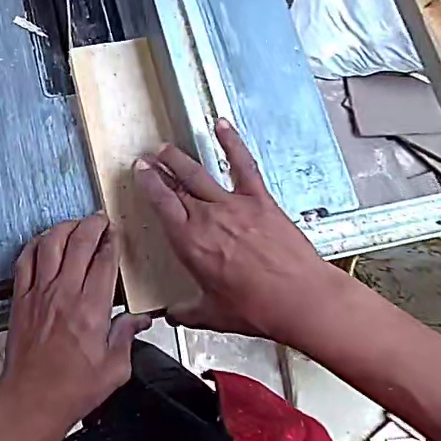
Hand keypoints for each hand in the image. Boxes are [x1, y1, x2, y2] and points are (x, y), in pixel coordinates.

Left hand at [0, 215, 145, 440]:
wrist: (31, 402)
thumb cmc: (70, 390)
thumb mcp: (114, 369)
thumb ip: (127, 337)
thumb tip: (139, 321)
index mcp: (91, 309)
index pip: (104, 260)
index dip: (112, 241)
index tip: (115, 235)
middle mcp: (64, 295)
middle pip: (79, 242)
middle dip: (92, 225)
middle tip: (99, 221)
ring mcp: (39, 294)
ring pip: (50, 244)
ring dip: (64, 228)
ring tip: (75, 225)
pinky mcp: (21, 300)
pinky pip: (25, 260)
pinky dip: (35, 245)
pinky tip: (44, 242)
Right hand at [133, 118, 349, 344]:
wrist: (300, 299)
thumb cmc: (259, 307)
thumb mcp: (213, 314)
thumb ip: (188, 311)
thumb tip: (175, 315)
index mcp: (190, 242)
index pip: (161, 203)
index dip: (148, 184)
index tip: (141, 173)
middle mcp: (207, 218)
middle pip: (175, 184)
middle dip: (158, 169)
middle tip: (148, 159)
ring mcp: (234, 205)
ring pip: (199, 173)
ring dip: (180, 158)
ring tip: (167, 149)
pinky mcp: (260, 200)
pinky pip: (242, 165)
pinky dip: (231, 142)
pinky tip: (222, 126)